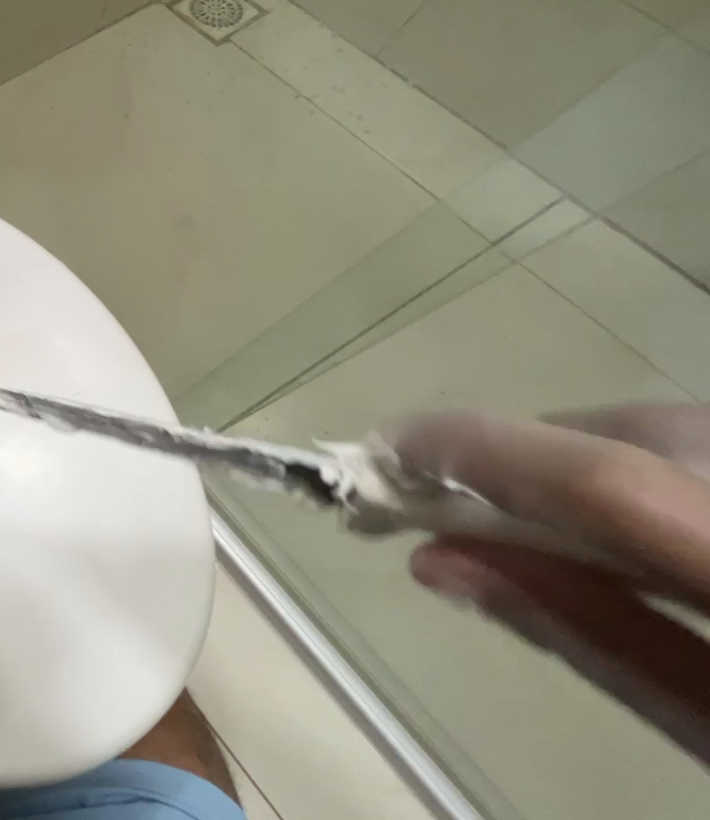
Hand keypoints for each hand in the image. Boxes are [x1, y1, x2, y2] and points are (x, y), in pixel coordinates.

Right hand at [394, 404, 709, 760]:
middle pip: (648, 432)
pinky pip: (701, 442)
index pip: (608, 484)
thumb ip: (586, 634)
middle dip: (519, 449)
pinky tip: (618, 511)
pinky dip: (644, 457)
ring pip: (679, 423)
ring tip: (523, 505)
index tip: (378, 450)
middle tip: (434, 490)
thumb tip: (433, 558)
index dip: (475, 450)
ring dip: (577, 450)